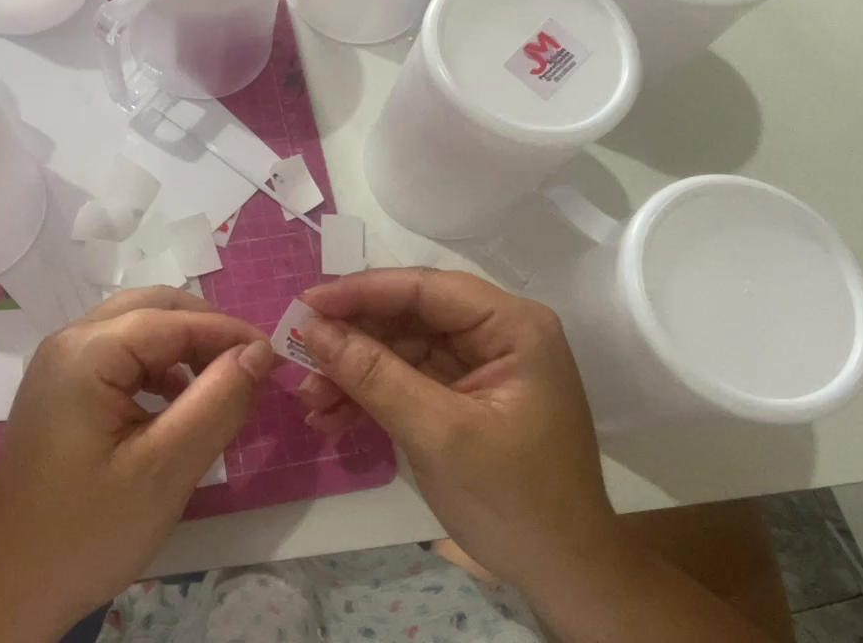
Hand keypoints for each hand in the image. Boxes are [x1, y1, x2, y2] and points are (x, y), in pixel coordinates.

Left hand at [0, 287, 279, 641]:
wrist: (8, 590)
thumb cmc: (87, 531)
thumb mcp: (165, 469)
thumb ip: (216, 402)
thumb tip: (258, 352)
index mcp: (86, 351)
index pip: (173, 320)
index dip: (228, 332)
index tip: (276, 358)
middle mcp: (68, 342)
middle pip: (152, 309)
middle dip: (205, 331)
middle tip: (250, 369)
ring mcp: (60, 366)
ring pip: (136, 330)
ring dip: (183, 348)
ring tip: (222, 388)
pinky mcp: (61, 391)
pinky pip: (119, 357)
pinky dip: (158, 368)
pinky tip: (178, 405)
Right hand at [292, 269, 619, 586]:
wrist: (563, 574)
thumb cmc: (514, 500)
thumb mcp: (439, 434)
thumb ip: (375, 375)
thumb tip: (313, 328)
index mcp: (511, 326)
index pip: (425, 288)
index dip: (361, 291)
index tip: (306, 303)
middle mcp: (497, 333)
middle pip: (409, 315)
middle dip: (353, 338)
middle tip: (298, 354)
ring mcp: (479, 364)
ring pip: (400, 347)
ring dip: (354, 371)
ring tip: (310, 400)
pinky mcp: (463, 395)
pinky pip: (407, 379)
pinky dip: (370, 395)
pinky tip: (331, 417)